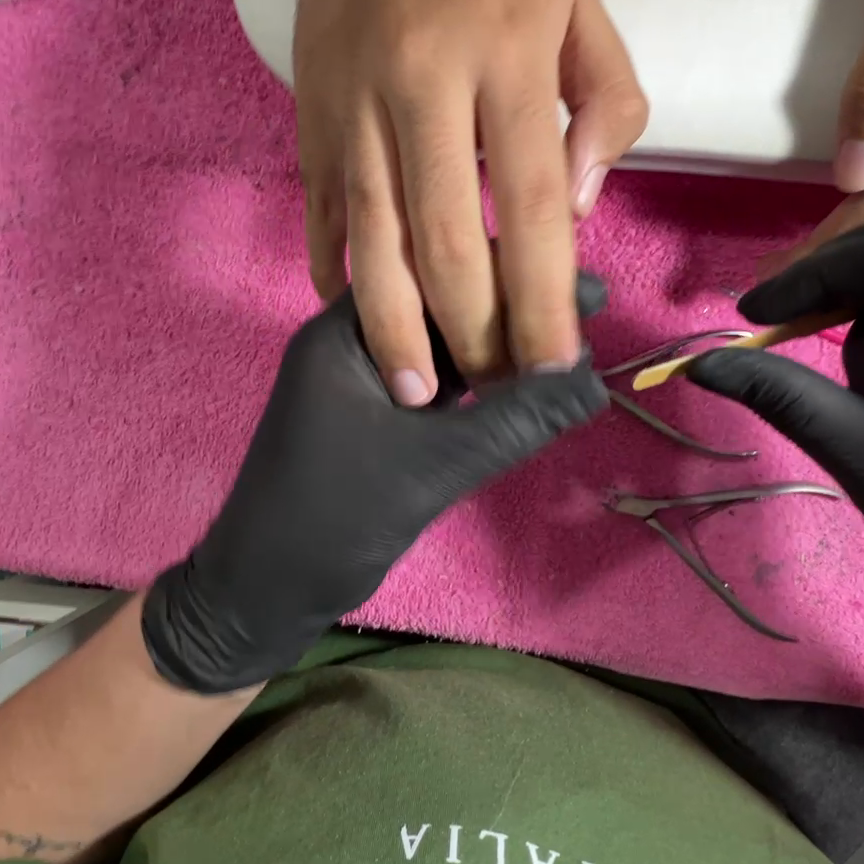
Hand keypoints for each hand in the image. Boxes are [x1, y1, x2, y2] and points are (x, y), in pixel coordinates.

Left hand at [141, 276, 609, 692]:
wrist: (267, 590)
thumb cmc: (333, 517)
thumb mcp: (431, 466)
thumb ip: (514, 421)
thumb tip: (596, 381)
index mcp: (346, 330)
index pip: (433, 274)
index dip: (509, 274)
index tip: (581, 278)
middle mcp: (353, 341)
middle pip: (441, 307)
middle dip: (511, 309)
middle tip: (589, 308)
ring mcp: (363, 381)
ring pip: (441, 348)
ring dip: (498, 349)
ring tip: (570, 341)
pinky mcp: (375, 417)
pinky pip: (435, 385)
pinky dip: (477, 385)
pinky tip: (526, 383)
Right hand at [281, 0, 646, 403]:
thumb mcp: (584, 7)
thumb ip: (606, 108)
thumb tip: (577, 212)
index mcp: (506, 60)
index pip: (531, 207)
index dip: (543, 299)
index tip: (555, 368)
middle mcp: (420, 89)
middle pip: (444, 243)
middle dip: (472, 334)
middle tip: (490, 392)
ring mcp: (352, 108)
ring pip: (372, 243)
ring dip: (395, 330)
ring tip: (418, 392)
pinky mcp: (310, 119)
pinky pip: (320, 214)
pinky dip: (336, 276)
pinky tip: (353, 325)